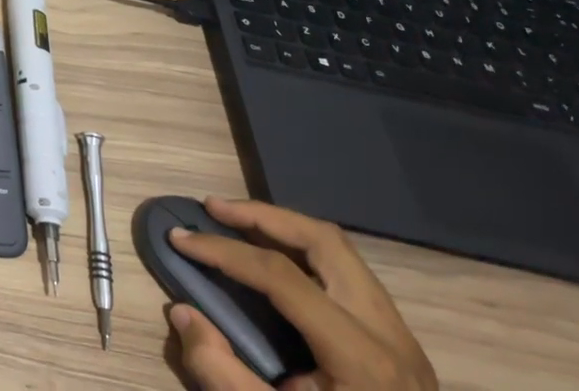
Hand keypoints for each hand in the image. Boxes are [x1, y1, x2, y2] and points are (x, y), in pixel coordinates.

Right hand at [166, 197, 435, 390]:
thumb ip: (221, 371)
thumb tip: (183, 312)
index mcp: (360, 356)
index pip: (281, 275)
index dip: (223, 250)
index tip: (178, 239)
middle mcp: (388, 332)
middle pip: (324, 242)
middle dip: (263, 216)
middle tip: (212, 208)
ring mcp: (399, 334)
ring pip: (340, 251)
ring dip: (283, 227)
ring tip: (234, 222)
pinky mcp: (396, 340)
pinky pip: (345, 273)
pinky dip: (301, 252)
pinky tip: (269, 260)